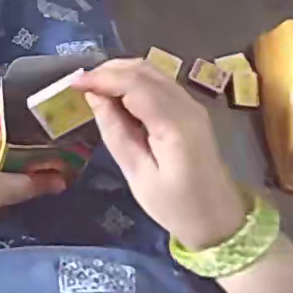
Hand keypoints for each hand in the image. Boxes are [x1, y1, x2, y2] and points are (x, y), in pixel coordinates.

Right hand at [70, 60, 249, 249]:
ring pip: (151, 71)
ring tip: (92, 87)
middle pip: (143, 71)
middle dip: (108, 71)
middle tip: (78, 84)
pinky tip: (115, 94)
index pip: (134, 85)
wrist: (220, 221)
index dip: (101, 78)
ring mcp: (192, 105)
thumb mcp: (138, 175)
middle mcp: (187, 106)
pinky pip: (158, 83)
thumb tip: (94, 97)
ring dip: (120, 73)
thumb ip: (115, 132)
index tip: (72, 83)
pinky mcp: (190, 110)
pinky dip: (133, 81)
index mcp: (175, 125)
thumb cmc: (176, 206)